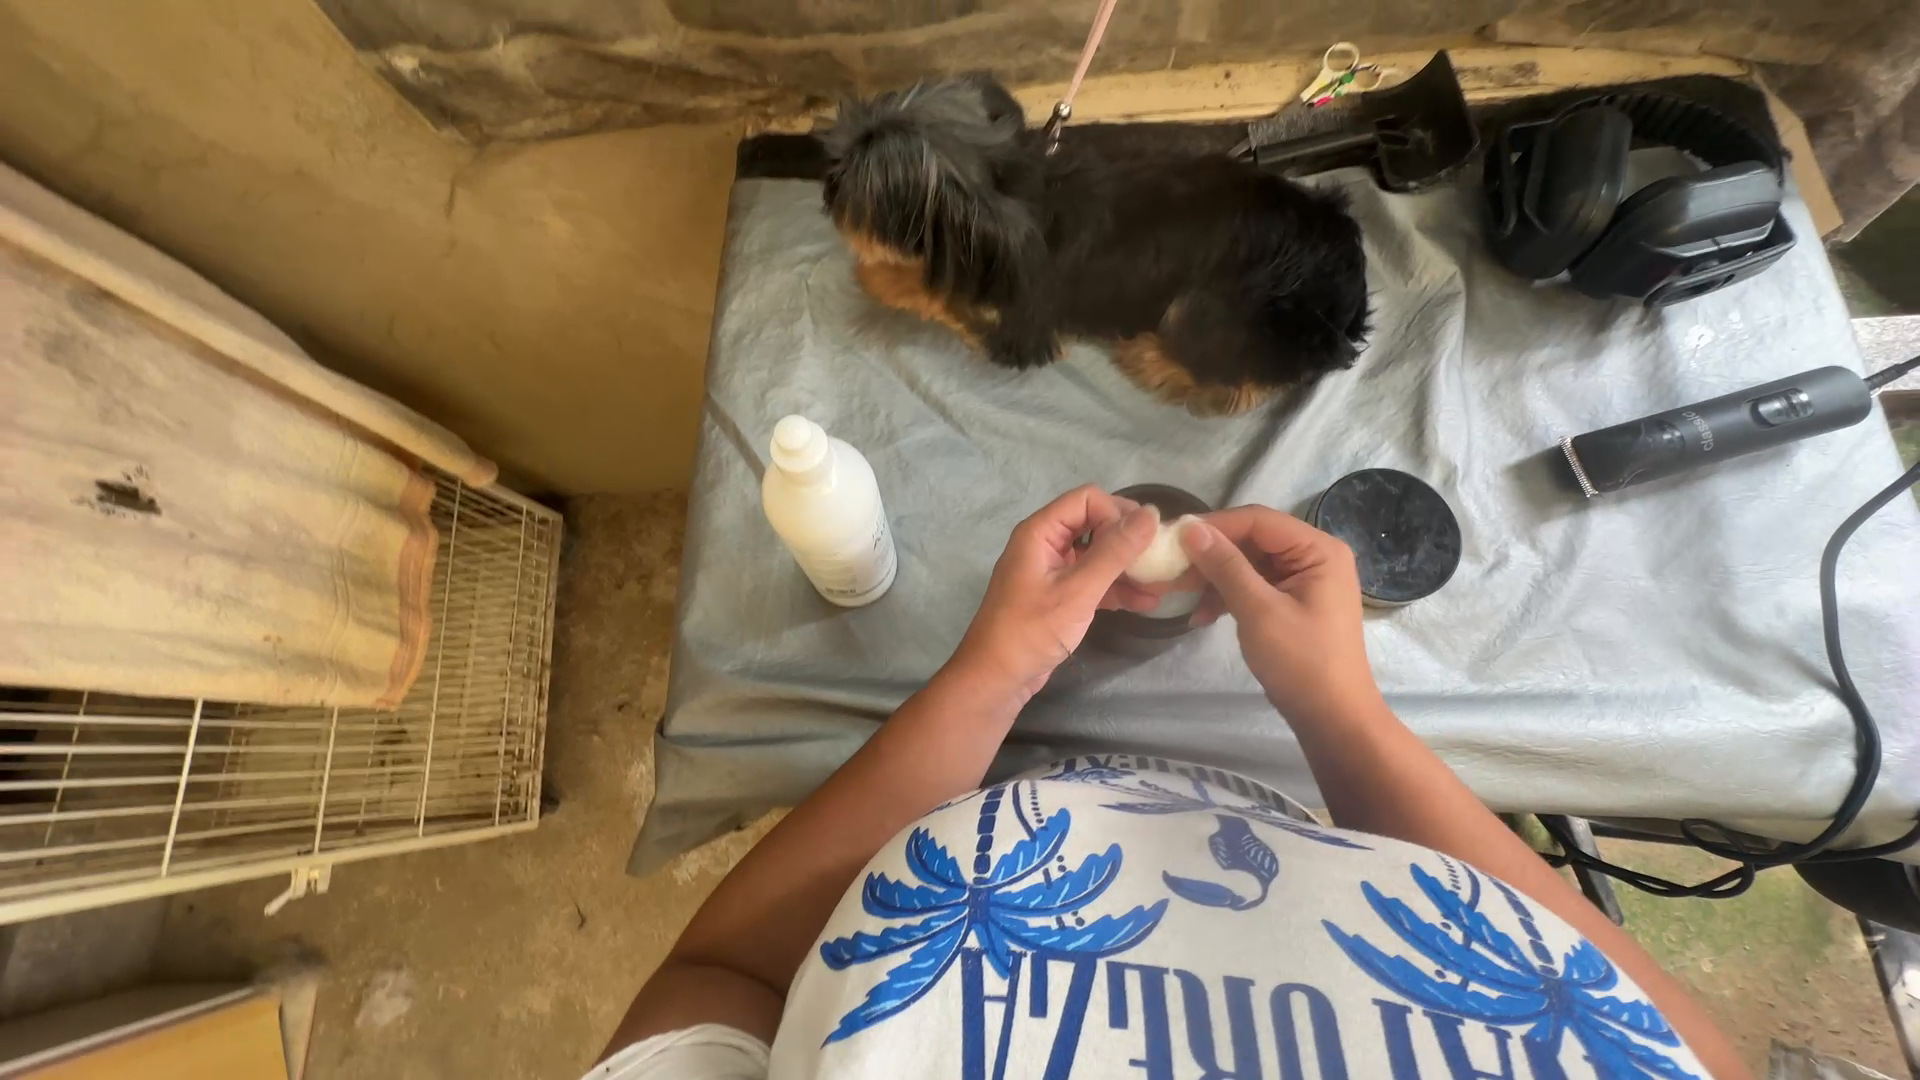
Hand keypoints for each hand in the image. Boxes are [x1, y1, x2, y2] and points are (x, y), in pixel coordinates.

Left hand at [950, 486, 1161, 699]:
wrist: (997, 678)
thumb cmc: (1032, 630)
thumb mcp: (1078, 590)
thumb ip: (1114, 551)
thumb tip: (1150, 514)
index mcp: (1040, 532)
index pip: (1087, 499)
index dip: (1117, 514)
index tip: (1142, 542)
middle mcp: (1045, 544)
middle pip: (1095, 524)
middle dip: (1128, 541)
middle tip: (1161, 561)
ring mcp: (1051, 571)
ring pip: (1097, 555)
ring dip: (1127, 568)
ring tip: (1162, 586)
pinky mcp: (1058, 596)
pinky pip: (1092, 581)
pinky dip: (1116, 589)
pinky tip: (1145, 603)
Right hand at [1178, 505, 1380, 720]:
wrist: (1332, 718)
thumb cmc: (1302, 662)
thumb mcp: (1258, 611)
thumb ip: (1225, 566)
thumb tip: (1190, 528)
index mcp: (1318, 550)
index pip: (1258, 520)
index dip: (1214, 526)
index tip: (1173, 538)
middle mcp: (1314, 556)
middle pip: (1251, 539)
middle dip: (1210, 554)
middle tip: (1171, 568)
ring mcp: (1303, 580)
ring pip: (1247, 562)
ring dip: (1213, 577)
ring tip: (1179, 594)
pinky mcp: (1291, 601)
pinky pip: (1252, 584)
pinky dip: (1226, 596)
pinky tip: (1201, 617)